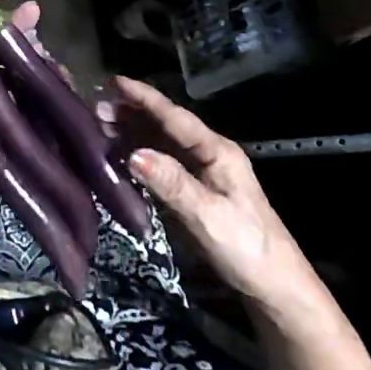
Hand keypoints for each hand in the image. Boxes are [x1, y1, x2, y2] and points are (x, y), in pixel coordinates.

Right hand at [110, 76, 317, 310]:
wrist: (275, 287)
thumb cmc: (247, 248)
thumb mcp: (208, 216)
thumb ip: (172, 183)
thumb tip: (133, 154)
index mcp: (217, 152)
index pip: (174, 117)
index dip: (143, 98)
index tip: (113, 81)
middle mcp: (208, 154)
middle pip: (164, 125)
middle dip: (131, 112)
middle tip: (95, 109)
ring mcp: (201, 172)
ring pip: (160, 141)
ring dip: (132, 131)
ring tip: (100, 125)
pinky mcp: (193, 190)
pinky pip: (160, 162)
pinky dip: (137, 153)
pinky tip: (118, 154)